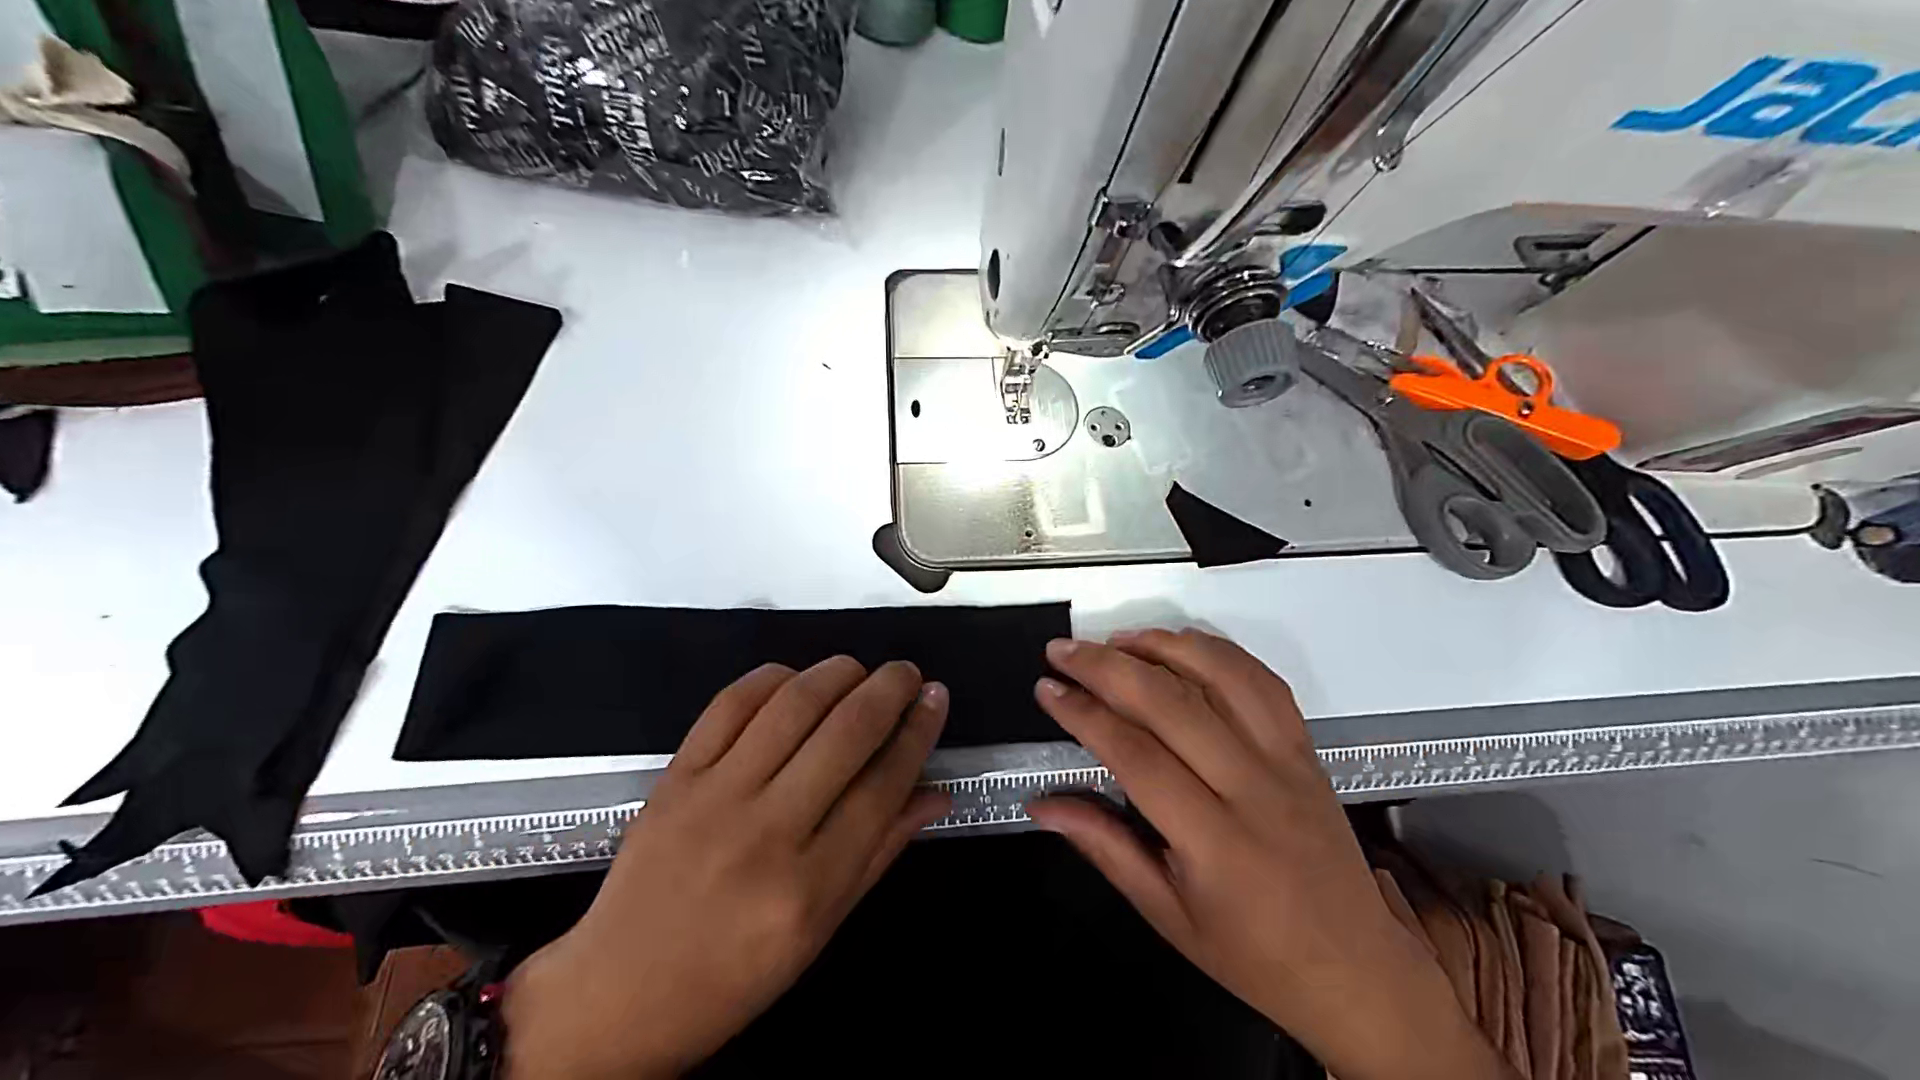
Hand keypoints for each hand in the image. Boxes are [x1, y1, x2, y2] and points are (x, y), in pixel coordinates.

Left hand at [502, 658, 950, 1079]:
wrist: (617, 995)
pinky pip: (730, 705)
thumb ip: (880, 852)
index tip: (935, 700)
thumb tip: (934, 793)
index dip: (918, 732)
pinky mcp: (675, 776)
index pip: (883, 785)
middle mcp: (765, 832)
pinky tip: (795, 678)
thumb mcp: (820, 931)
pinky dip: (771, 677)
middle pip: (845, 733)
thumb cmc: (731, 976)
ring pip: (791, 705)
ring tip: (859, 669)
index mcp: (809, 886)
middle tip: (906, 673)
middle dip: (888, 688)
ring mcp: (713, 797)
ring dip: (836, 672)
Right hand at [1029, 630, 1511, 1079]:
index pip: (1137, 755)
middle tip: (1063, 651)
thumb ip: (1104, 847)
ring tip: (1114, 639)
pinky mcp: (1306, 749)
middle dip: (1107, 667)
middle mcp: (1255, 790)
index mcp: (1217, 843)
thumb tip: (1043, 805)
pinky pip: (1264, 682)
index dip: (1084, 715)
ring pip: (1222, 678)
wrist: (1357, 970)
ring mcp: (1288, 762)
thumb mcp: (1167, 915)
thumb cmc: (1256, 954)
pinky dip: (1218, 651)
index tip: (1048, 690)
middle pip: (1172, 703)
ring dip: (1162, 646)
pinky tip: (1181, 644)